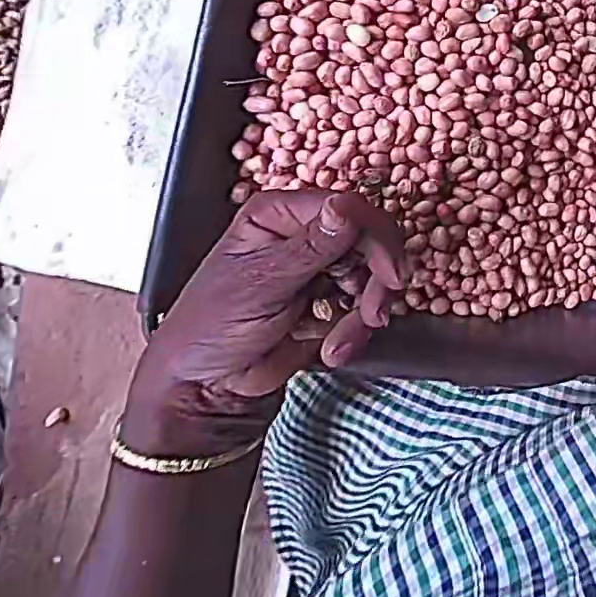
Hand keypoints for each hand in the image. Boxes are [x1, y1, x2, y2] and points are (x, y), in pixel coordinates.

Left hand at [123, 189, 408, 455]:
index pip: (348, 207)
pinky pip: (366, 305)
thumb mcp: (260, 284)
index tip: (390, 274)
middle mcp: (307, 232)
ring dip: (365, 312)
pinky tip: (333, 348)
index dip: (376, 237)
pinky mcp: (334, 298)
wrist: (205, 390)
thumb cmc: (210, 328)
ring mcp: (324, 266)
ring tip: (339, 341)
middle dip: (376, 281)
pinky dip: (357, 330)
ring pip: (375, 275)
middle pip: (371, 239)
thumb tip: (347, 206)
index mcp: (281, 214)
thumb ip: (310, 246)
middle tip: (373, 313)